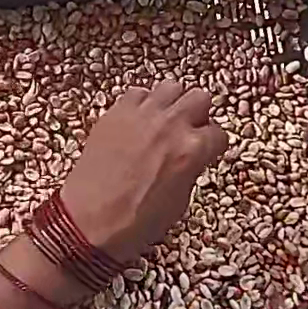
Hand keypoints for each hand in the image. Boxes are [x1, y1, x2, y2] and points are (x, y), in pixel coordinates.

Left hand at [58, 81, 229, 265]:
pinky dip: (142, 103)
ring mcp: (141, 115)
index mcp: (192, 150)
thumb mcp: (179, 202)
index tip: (206, 150)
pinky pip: (137, 93)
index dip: (213, 145)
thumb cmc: (134, 222)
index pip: (219, 133)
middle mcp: (170, 125)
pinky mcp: (115, 112)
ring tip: (164, 120)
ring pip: (171, 86)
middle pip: (200, 97)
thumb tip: (192, 157)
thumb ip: (191, 168)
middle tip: (189, 130)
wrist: (88, 222)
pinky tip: (138, 121)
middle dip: (198, 114)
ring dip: (172, 102)